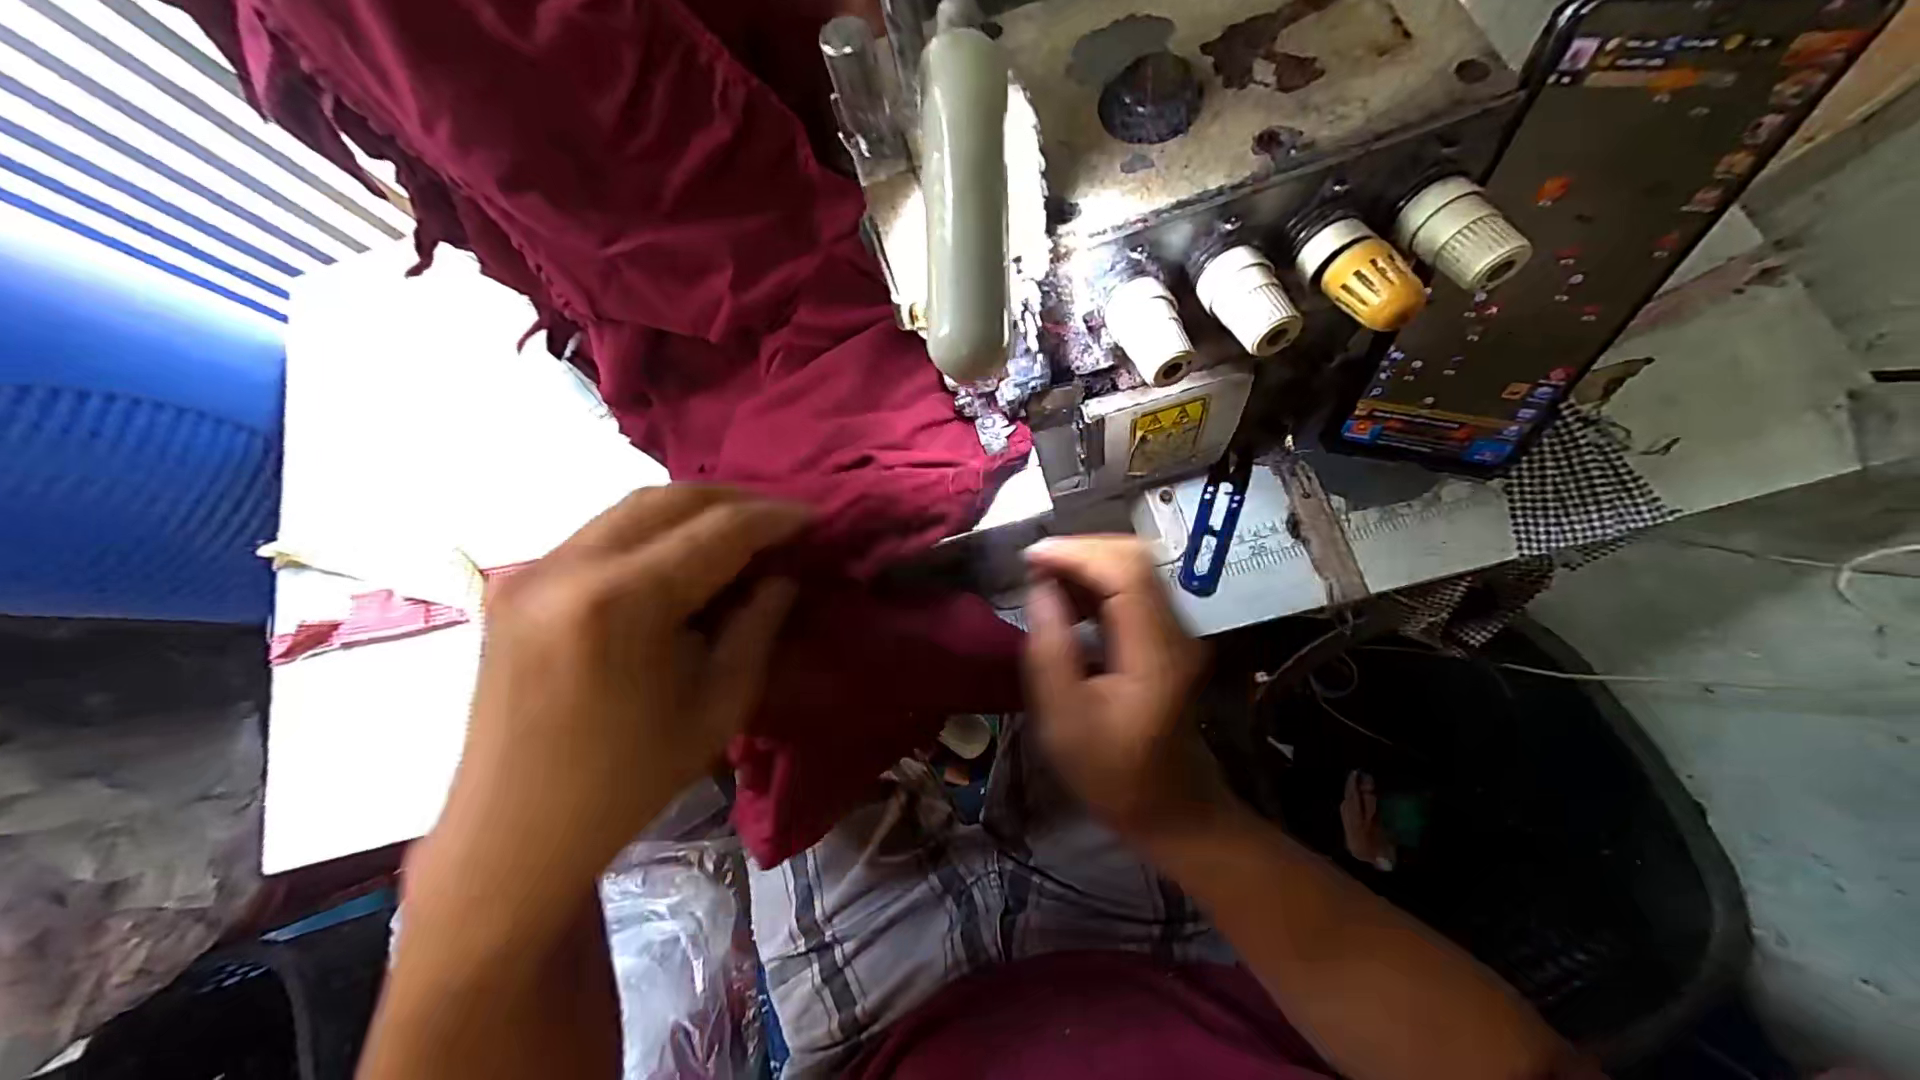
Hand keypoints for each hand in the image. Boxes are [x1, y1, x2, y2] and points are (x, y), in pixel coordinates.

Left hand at [443, 485, 808, 883]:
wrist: (514, 832)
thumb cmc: (630, 781)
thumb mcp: (718, 707)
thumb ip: (757, 627)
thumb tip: (782, 575)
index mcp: (623, 604)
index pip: (717, 531)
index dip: (774, 517)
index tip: (815, 516)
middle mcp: (569, 568)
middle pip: (669, 499)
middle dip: (737, 500)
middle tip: (782, 517)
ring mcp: (532, 571)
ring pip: (631, 507)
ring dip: (695, 510)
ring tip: (742, 529)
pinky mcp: (516, 584)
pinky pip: (602, 532)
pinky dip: (654, 529)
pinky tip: (684, 552)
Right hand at [1022, 536, 1231, 841]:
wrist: (1169, 805)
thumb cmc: (1111, 772)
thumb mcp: (1063, 720)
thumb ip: (1049, 650)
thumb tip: (1039, 589)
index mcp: (1154, 651)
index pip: (1126, 572)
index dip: (1077, 553)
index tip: (1031, 557)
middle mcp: (1176, 630)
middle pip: (1136, 558)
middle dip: (1082, 550)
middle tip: (1034, 566)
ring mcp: (1177, 631)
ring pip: (1136, 568)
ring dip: (1088, 563)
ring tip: (1043, 577)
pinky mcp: (1168, 636)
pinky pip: (1134, 589)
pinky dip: (1098, 581)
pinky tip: (1067, 596)